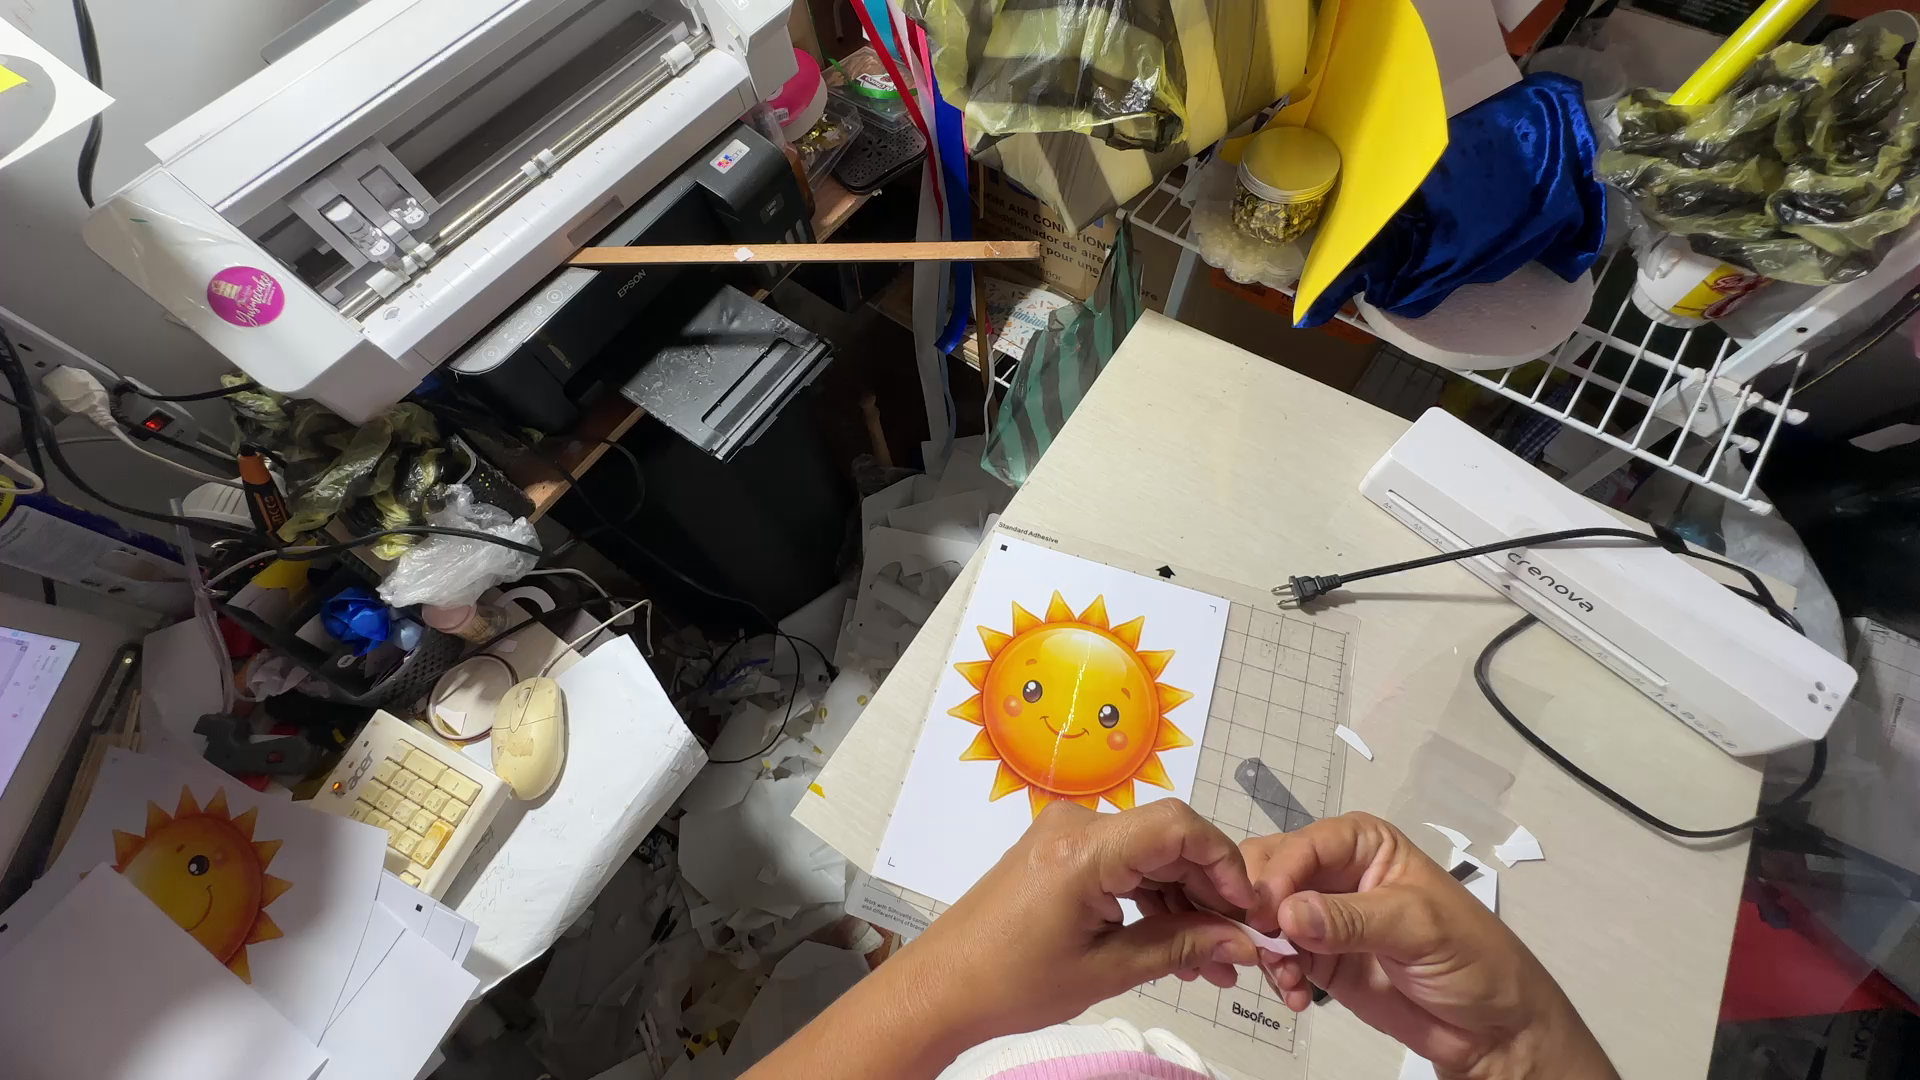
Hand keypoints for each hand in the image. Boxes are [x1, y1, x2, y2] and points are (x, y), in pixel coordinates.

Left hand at [892, 799, 1262, 1047]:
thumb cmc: (1015, 980)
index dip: (1224, 861)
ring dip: (1183, 898)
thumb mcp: (1107, 969)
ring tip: (1213, 960)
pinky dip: (1150, 895)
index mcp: (1084, 848)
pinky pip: (1121, 860)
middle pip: (1166, 838)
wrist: (947, 981)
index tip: (1247, 911)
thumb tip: (1242, 942)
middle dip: (1208, 889)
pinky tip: (1176, 940)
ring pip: (1147, 851)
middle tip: (1239, 945)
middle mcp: (1077, 825)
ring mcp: (1066, 833)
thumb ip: (1180, 946)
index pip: (1176, 825)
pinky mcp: (1061, 848)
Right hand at [1241, 813, 1616, 1079]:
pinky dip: (1276, 972)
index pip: (1301, 847)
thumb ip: (1351, 918)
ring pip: (1265, 912)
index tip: (1264, 912)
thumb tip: (1287, 915)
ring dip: (1264, 944)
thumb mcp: (1418, 927)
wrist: (1498, 1034)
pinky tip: (1294, 995)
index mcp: (1357, 843)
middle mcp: (1331, 870)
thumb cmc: (1472, 959)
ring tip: (1285, 978)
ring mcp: (1319, 913)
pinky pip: (1276, 953)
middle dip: (1258, 906)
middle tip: (1262, 943)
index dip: (1277, 875)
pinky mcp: (1316, 955)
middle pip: (1270, 871)